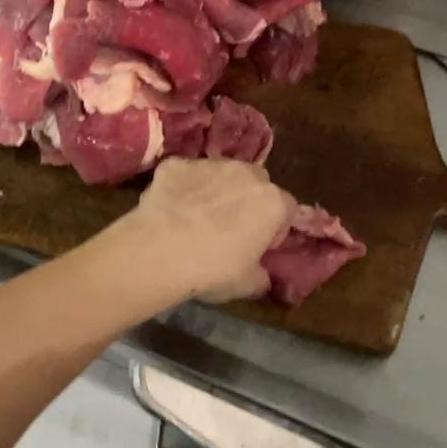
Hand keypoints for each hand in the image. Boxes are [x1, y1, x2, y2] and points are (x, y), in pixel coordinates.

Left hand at [106, 158, 296, 304]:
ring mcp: (207, 164)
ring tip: (196, 217)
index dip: (274, 227)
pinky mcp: (175, 163)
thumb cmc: (214, 269)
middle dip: (247, 199)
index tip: (259, 244)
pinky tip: (171, 209)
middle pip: (255, 181)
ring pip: (219, 172)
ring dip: (215, 189)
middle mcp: (243, 172)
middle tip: (230, 226)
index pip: (286, 208)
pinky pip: (185, 173)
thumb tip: (261, 273)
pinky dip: (182, 186)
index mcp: (271, 201)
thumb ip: (262, 274)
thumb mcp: (248, 284)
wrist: (160, 250)